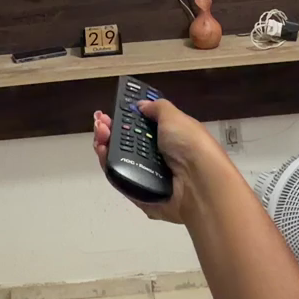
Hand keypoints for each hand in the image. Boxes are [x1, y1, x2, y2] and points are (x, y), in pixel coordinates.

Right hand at [93, 99, 220, 223]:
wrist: (199, 182)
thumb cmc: (189, 144)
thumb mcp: (175, 116)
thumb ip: (157, 108)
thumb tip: (141, 105)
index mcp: (168, 138)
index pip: (141, 127)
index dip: (126, 119)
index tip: (111, 112)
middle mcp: (157, 157)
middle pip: (126, 144)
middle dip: (110, 130)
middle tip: (100, 123)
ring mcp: (147, 176)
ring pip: (119, 160)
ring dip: (105, 145)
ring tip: (99, 134)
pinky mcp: (139, 194)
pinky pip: (119, 178)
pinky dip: (108, 164)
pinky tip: (102, 151)